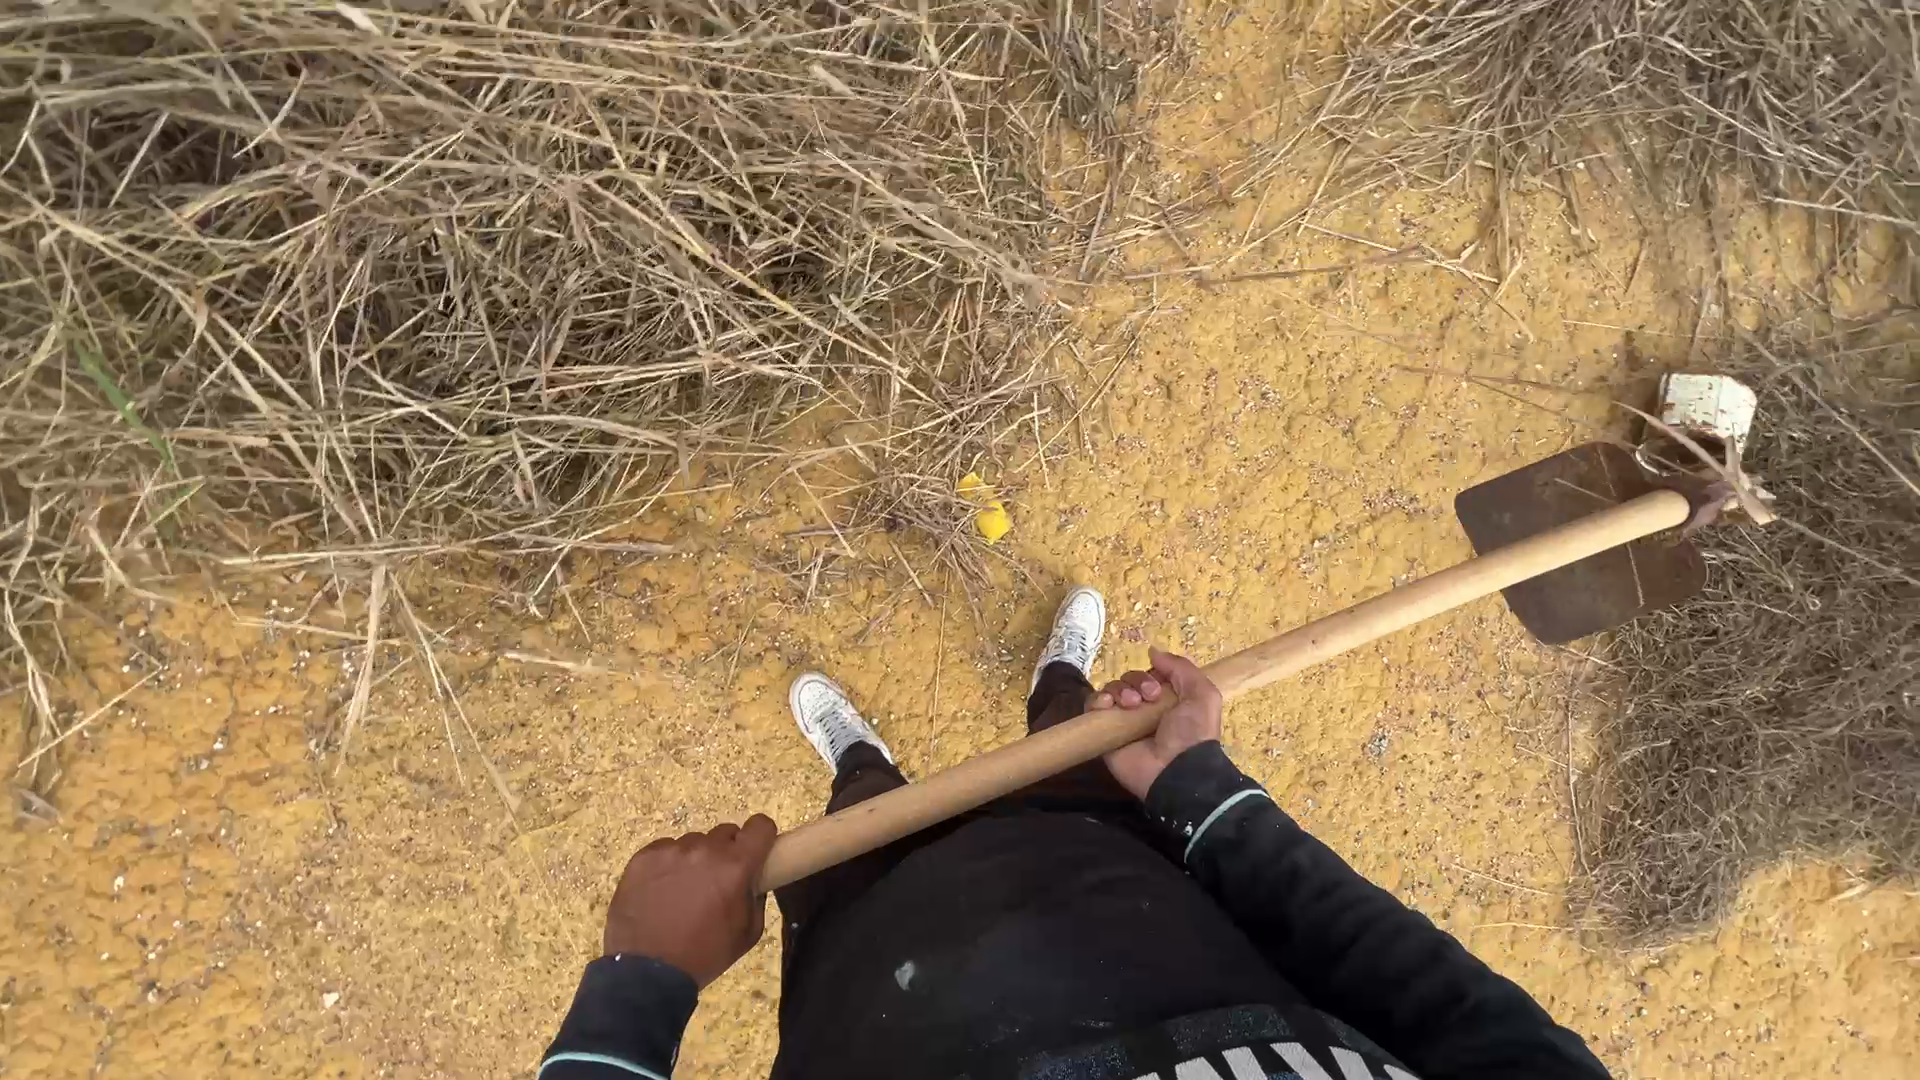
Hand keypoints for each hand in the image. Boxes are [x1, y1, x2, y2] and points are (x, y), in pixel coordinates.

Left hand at [603, 814, 777, 986]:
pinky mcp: (644, 858)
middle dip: (726, 853)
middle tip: (716, 881)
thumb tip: (752, 880)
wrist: (645, 975)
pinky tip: (660, 892)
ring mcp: (672, 851)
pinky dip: (667, 866)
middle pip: (725, 833)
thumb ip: (756, 898)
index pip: (760, 825)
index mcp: (736, 865)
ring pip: (694, 843)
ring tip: (681, 891)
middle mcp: (706, 850)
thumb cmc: (703, 956)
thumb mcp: (747, 934)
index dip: (761, 836)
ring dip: (695, 860)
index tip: (755, 850)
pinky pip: (665, 850)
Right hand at [1091, 647, 1222, 798]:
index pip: (1147, 675)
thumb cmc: (1192, 733)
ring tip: (1130, 705)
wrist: (1177, 771)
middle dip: (1135, 682)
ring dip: (1118, 690)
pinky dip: (1097, 701)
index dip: (1149, 675)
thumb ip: (1181, 668)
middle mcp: (1142, 709)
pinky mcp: (1103, 733)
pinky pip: (1092, 707)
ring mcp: (1121, 721)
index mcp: (1164, 700)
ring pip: (1110, 690)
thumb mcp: (1202, 694)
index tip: (1157, 689)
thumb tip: (1153, 651)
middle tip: (1146, 699)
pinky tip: (1108, 706)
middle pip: (1127, 680)